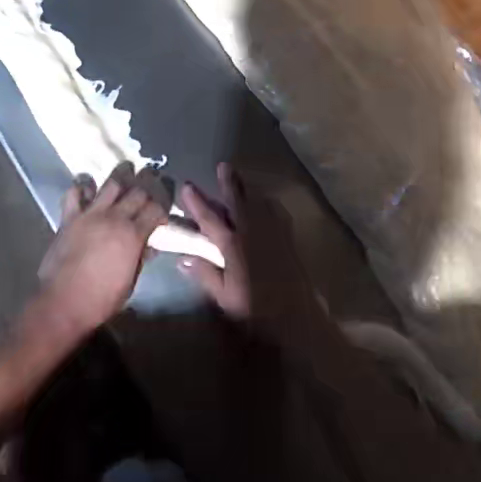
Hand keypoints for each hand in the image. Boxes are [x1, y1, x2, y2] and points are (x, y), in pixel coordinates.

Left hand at [32, 164, 165, 336]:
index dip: (162, 208)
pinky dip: (82, 188)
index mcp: (133, 235)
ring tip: (125, 176)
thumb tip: (148, 246)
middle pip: (137, 191)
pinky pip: (75, 192)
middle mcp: (114, 217)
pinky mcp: (69, 217)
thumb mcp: (129, 283)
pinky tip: (88, 190)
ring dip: (120, 178)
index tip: (161, 214)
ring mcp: (90, 214)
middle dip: (147, 187)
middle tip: (149, 189)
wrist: (62, 302)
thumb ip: (140, 259)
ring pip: (110, 184)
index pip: (155, 209)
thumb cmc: (100, 299)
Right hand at [176, 163, 322, 332]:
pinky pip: (275, 211)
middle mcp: (252, 232)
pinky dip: (267, 202)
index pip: (210, 219)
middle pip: (238, 201)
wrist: (297, 316)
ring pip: (257, 202)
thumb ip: (205, 275)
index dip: (197, 202)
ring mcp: (272, 232)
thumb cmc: (256, 309)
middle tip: (223, 165)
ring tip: (240, 177)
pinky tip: (265, 201)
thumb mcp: (224, 297)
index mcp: (232, 245)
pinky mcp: (287, 238)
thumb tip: (183, 259)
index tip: (187, 186)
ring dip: (247, 189)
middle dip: (229, 183)